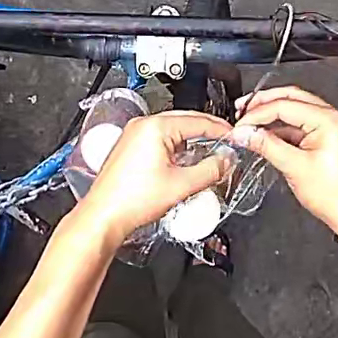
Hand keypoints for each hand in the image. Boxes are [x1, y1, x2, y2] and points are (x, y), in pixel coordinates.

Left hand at [71, 111, 234, 241]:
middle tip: (225, 142)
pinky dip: (177, 146)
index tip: (233, 136)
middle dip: (207, 132)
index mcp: (155, 127)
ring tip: (208, 153)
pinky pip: (160, 138)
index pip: (198, 121)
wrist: (103, 216)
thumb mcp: (183, 185)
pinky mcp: (130, 147)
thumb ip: (211, 170)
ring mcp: (134, 135)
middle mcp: (142, 125)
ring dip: (192, 139)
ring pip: (173, 130)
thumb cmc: (131, 200)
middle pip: (186, 121)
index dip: (220, 129)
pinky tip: (185, 160)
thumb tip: (226, 160)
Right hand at [228, 86, 337, 238]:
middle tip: (242, 111)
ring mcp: (335, 127)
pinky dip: (285, 129)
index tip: (240, 126)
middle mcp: (335, 118)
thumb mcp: (295, 167)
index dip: (257, 114)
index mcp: (329, 120)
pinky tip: (268, 137)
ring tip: (251, 126)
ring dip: (274, 116)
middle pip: (292, 98)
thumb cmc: (336, 195)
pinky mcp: (332, 138)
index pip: (285, 105)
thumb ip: (266, 145)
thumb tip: (245, 133)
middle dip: (265, 103)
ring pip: (298, 111)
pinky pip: (305, 125)